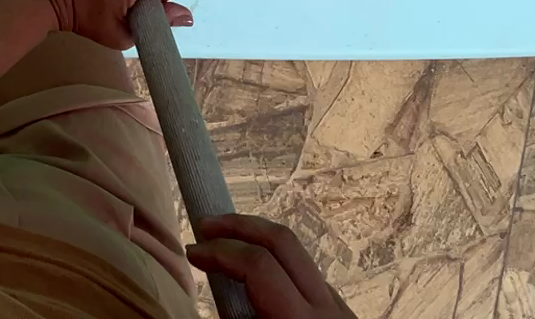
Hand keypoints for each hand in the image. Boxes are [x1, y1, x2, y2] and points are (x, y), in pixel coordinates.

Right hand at [187, 215, 356, 318]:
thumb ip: (235, 317)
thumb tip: (210, 296)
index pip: (257, 264)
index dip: (220, 252)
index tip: (192, 252)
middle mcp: (326, 307)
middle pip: (281, 240)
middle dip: (239, 225)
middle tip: (205, 226)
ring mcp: (339, 306)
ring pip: (297, 253)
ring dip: (258, 239)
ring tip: (227, 242)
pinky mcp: (342, 311)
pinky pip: (306, 274)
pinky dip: (276, 263)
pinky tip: (257, 274)